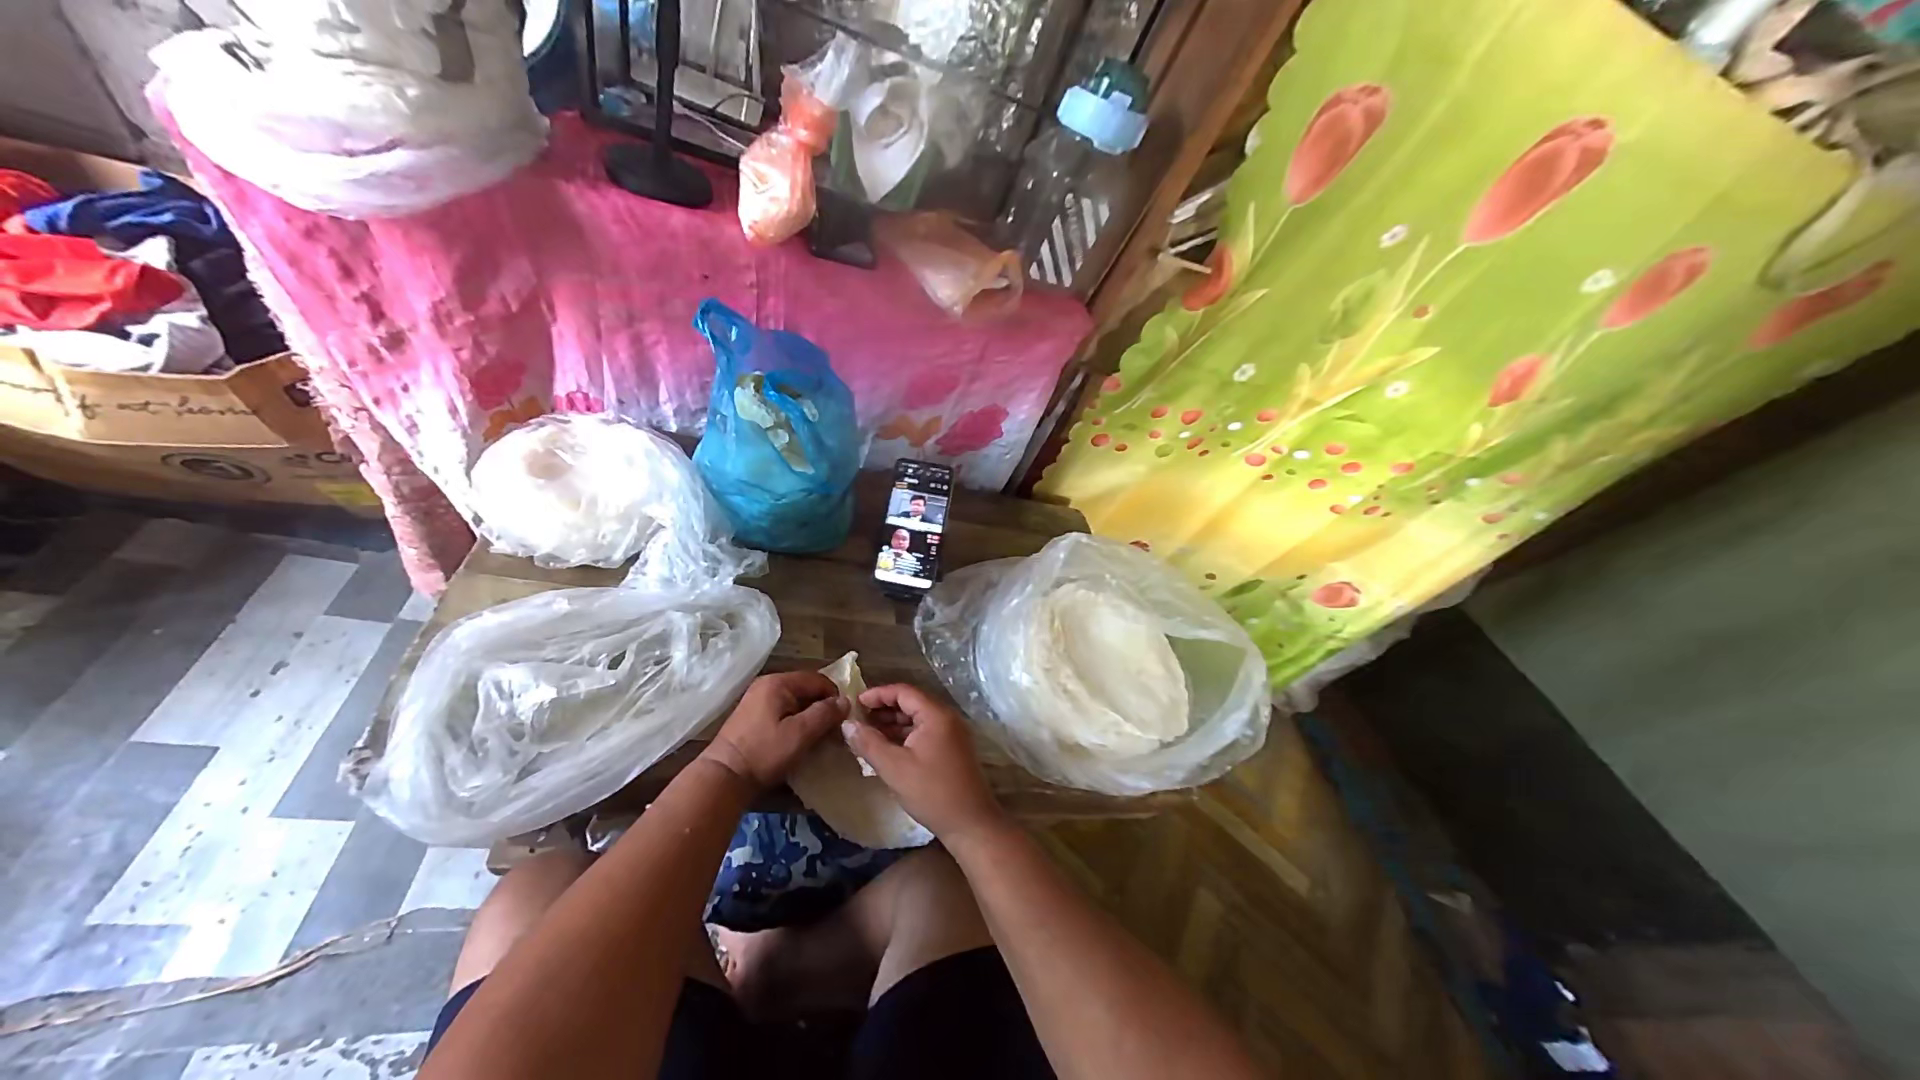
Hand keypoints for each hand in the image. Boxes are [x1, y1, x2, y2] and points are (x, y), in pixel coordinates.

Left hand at [701, 671, 847, 791]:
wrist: (724, 776)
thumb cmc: (764, 753)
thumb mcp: (800, 734)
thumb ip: (825, 714)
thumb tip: (845, 701)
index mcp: (778, 683)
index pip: (818, 679)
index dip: (835, 697)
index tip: (844, 719)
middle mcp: (767, 684)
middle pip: (806, 689)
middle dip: (823, 707)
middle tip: (834, 730)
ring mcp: (757, 699)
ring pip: (795, 701)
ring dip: (810, 716)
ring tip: (819, 737)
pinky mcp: (753, 715)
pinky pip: (783, 711)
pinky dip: (796, 721)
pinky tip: (799, 739)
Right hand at [846, 683, 1006, 842]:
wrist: (970, 824)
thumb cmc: (931, 792)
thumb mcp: (894, 767)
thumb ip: (868, 743)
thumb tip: (847, 724)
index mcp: (936, 715)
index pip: (903, 691)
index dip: (877, 694)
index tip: (855, 703)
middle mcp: (947, 718)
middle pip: (911, 703)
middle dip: (883, 709)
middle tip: (858, 719)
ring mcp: (952, 734)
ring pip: (917, 719)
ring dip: (893, 723)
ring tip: (867, 734)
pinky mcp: (952, 749)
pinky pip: (924, 733)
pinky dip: (904, 735)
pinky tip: (886, 748)